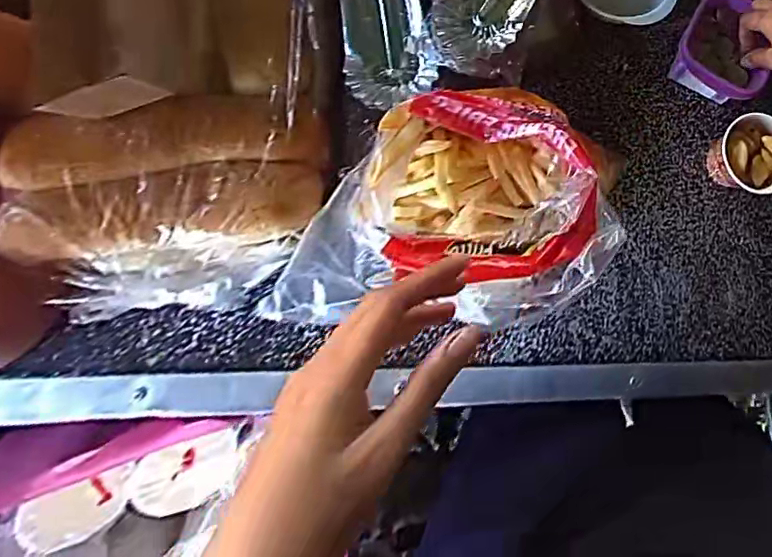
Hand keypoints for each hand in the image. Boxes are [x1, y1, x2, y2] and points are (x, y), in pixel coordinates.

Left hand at [213, 257, 483, 556]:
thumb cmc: (325, 507)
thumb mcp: (386, 449)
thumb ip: (427, 387)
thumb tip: (470, 336)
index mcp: (337, 371)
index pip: (388, 304)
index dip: (429, 278)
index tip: (463, 264)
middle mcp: (318, 365)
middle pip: (372, 309)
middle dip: (417, 289)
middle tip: (459, 283)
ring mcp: (305, 381)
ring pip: (358, 329)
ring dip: (400, 314)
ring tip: (442, 312)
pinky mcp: (302, 399)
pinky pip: (346, 350)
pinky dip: (381, 338)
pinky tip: (399, 349)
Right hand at [738, 0, 771, 86]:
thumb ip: (757, 58)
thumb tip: (749, 59)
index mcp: (768, 18)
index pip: (746, 20)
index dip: (743, 35)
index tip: (748, 50)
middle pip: (758, 4)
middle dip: (752, 18)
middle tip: (755, 36)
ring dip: (767, 11)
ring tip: (768, 29)